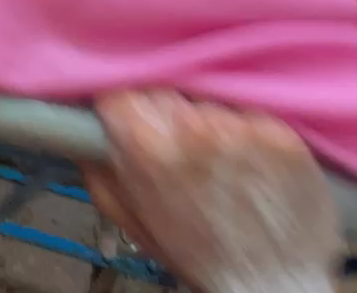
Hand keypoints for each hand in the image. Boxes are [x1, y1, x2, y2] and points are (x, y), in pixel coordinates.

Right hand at [82, 91, 340, 292]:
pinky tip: (248, 155)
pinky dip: (244, 125)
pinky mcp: (277, 134)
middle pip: (161, 85)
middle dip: (161, 106)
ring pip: (204, 96)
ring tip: (215, 150)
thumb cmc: (193, 251)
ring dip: (203, 114)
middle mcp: (190, 127)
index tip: (127, 111)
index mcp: (145, 146)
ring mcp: (238, 129)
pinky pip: (247, 109)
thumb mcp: (129, 215)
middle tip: (172, 136)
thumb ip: (96, 163)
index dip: (120, 98)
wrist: (270, 284)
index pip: (118, 87)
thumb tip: (79, 118)